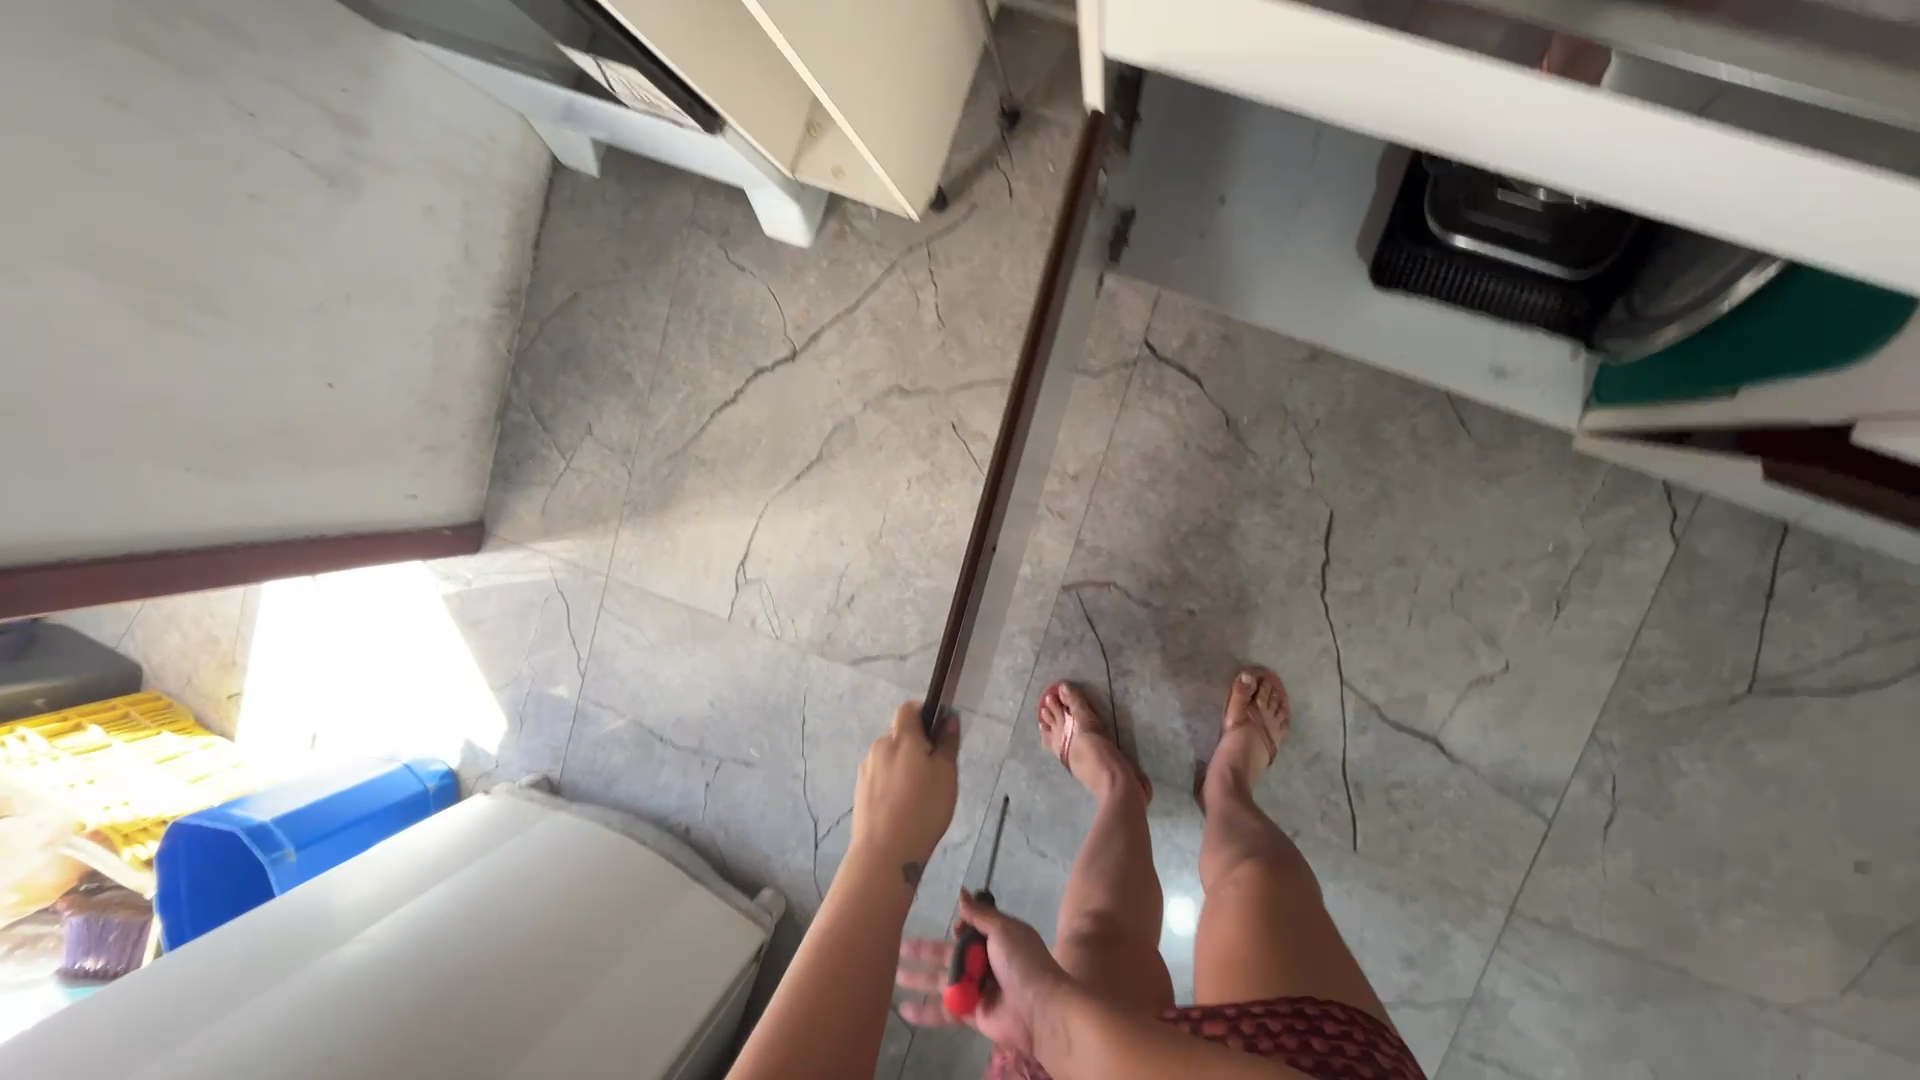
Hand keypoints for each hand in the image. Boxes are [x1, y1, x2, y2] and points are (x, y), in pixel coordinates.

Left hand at [849, 702, 959, 880]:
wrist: (885, 852)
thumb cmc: (923, 809)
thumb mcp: (946, 775)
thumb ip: (947, 744)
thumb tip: (949, 718)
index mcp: (901, 738)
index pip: (908, 709)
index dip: (923, 712)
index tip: (938, 730)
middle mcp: (879, 747)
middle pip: (898, 734)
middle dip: (916, 744)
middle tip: (935, 770)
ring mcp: (866, 770)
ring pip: (889, 757)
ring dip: (904, 765)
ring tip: (920, 794)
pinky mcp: (860, 791)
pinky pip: (881, 776)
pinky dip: (892, 782)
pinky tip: (903, 806)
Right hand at [895, 891, 1074, 1056]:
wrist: (1039, 1008)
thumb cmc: (1023, 962)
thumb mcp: (1004, 930)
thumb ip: (979, 915)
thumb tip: (961, 891)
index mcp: (997, 940)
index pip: (970, 933)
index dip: (959, 929)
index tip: (953, 927)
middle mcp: (985, 963)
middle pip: (950, 955)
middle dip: (927, 951)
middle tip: (902, 946)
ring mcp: (976, 990)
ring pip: (942, 981)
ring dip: (920, 979)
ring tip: (897, 976)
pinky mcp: (971, 1014)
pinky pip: (944, 1010)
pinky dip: (925, 1011)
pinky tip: (904, 1009)